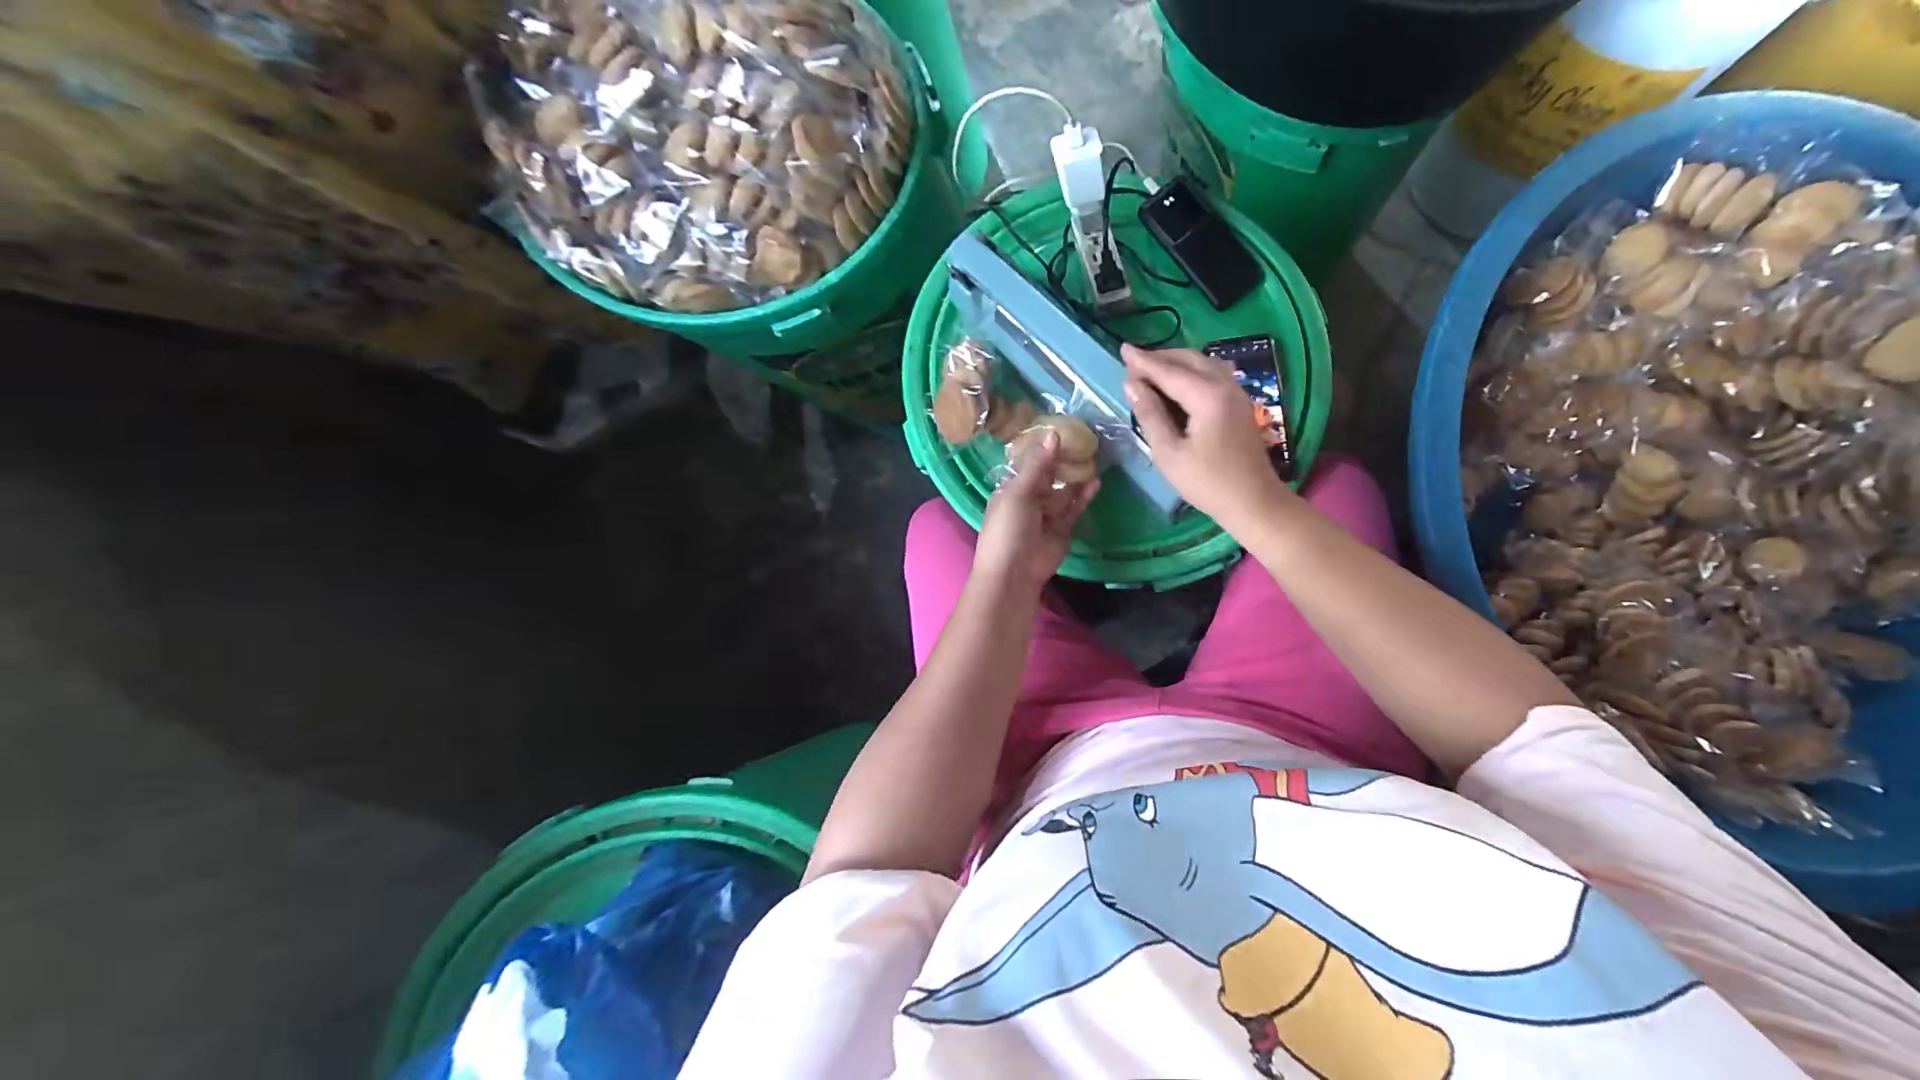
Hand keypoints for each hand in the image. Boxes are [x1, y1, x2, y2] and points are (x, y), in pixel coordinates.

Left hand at [973, 429, 1099, 593]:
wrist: (1014, 572)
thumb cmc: (1008, 528)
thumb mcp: (1019, 492)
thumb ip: (1038, 465)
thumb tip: (1053, 433)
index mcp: (1010, 489)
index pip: (1027, 464)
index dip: (1043, 448)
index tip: (1063, 428)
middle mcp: (1027, 499)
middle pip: (1047, 475)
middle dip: (1063, 460)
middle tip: (1084, 439)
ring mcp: (1045, 514)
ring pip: (1063, 491)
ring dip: (1075, 477)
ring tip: (1094, 457)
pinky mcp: (1061, 529)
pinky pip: (1074, 508)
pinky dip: (1084, 496)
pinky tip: (1096, 481)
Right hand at [1122, 344, 1292, 528]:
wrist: (1253, 502)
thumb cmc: (1207, 482)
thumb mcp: (1169, 453)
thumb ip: (1150, 415)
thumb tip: (1132, 385)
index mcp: (1207, 396)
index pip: (1168, 371)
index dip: (1143, 361)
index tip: (1122, 349)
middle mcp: (1225, 386)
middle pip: (1189, 359)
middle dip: (1160, 357)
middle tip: (1132, 361)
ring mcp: (1236, 393)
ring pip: (1203, 364)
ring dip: (1176, 363)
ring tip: (1151, 370)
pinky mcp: (1239, 403)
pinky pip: (1213, 374)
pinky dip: (1191, 372)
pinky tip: (1177, 383)